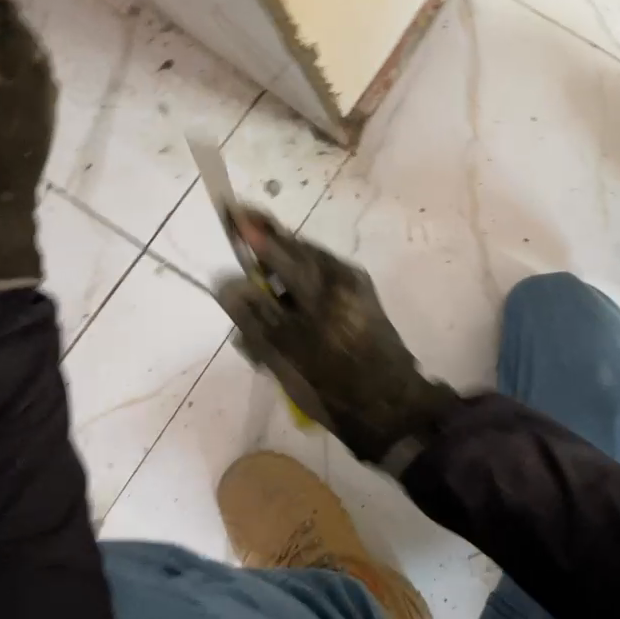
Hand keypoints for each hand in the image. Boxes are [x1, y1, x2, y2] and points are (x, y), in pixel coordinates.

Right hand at [217, 211, 459, 471]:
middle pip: (294, 255)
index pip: (281, 245)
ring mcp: (355, 289)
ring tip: (259, 324)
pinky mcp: (360, 305)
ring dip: (279, 287)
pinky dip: (297, 302)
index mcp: (325, 282)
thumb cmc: (334, 383)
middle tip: (240, 274)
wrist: (391, 409)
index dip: (254, 229)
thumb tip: (228, 282)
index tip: (232, 209)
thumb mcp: (285, 353)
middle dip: (266, 259)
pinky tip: (282, 332)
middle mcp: (343, 276)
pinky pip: (319, 291)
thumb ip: (254, 314)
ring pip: (305, 275)